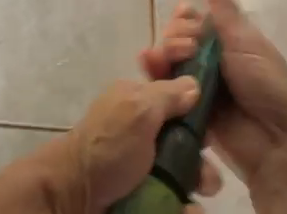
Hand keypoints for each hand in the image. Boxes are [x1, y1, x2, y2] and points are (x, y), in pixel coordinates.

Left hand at [50, 76, 221, 212]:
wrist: (75, 194)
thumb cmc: (108, 146)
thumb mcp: (137, 111)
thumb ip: (166, 95)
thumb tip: (194, 84)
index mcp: (140, 101)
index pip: (179, 97)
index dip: (198, 111)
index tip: (211, 128)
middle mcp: (147, 130)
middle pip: (189, 143)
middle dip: (202, 163)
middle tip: (205, 178)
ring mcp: (147, 165)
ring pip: (187, 175)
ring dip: (198, 187)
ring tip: (194, 203)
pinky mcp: (148, 192)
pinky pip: (177, 199)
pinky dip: (184, 207)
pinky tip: (186, 211)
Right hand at [139, 0, 286, 213]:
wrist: (276, 142)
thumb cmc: (266, 85)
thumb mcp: (244, 39)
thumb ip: (222, 4)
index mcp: (225, 41)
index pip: (192, 20)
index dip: (184, 17)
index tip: (188, 17)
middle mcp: (208, 60)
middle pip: (176, 38)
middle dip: (174, 36)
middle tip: (188, 47)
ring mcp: (196, 85)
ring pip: (167, 60)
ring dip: (163, 53)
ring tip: (169, 60)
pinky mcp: (185, 108)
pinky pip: (164, 87)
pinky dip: (154, 75)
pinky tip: (148, 66)